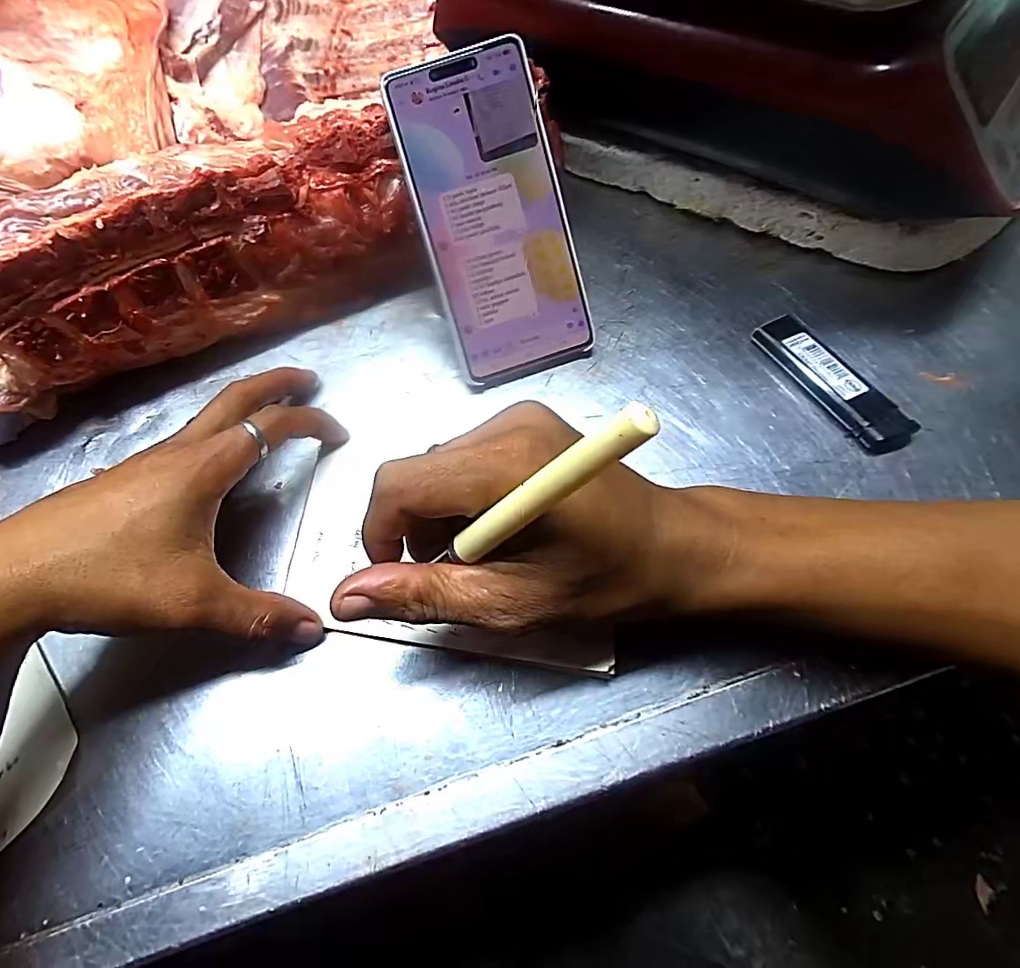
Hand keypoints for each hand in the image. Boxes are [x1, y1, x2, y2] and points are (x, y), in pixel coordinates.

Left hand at [0, 367, 345, 647]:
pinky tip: (207, 463)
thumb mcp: (193, 603)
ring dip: (244, 407)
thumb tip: (314, 627)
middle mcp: (176, 453)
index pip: (269, 427)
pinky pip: (183, 439)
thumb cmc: (110, 578)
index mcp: (202, 469)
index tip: (338, 430)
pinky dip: (215, 432)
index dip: (310, 422)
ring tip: (267, 418)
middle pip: (235, 398)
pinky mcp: (122, 478)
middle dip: (276, 383)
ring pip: (205, 417)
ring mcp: (144, 461)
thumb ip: (256, 615)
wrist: (13, 574)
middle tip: (308, 379)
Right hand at [331, 402, 737, 631]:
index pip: (399, 484)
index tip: (401, 575)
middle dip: (416, 529)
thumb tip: (344, 597)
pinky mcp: (522, 419)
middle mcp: (506, 424)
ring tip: (486, 551)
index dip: (381, 533)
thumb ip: (425, 596)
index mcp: (506, 465)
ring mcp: (516, 416)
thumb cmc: (607, 581)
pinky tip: (497, 523)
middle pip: (414, 473)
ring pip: (434, 466)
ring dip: (439, 515)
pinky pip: (459, 457)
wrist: (676, 544)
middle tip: (457, 571)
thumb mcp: (513, 603)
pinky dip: (459, 497)